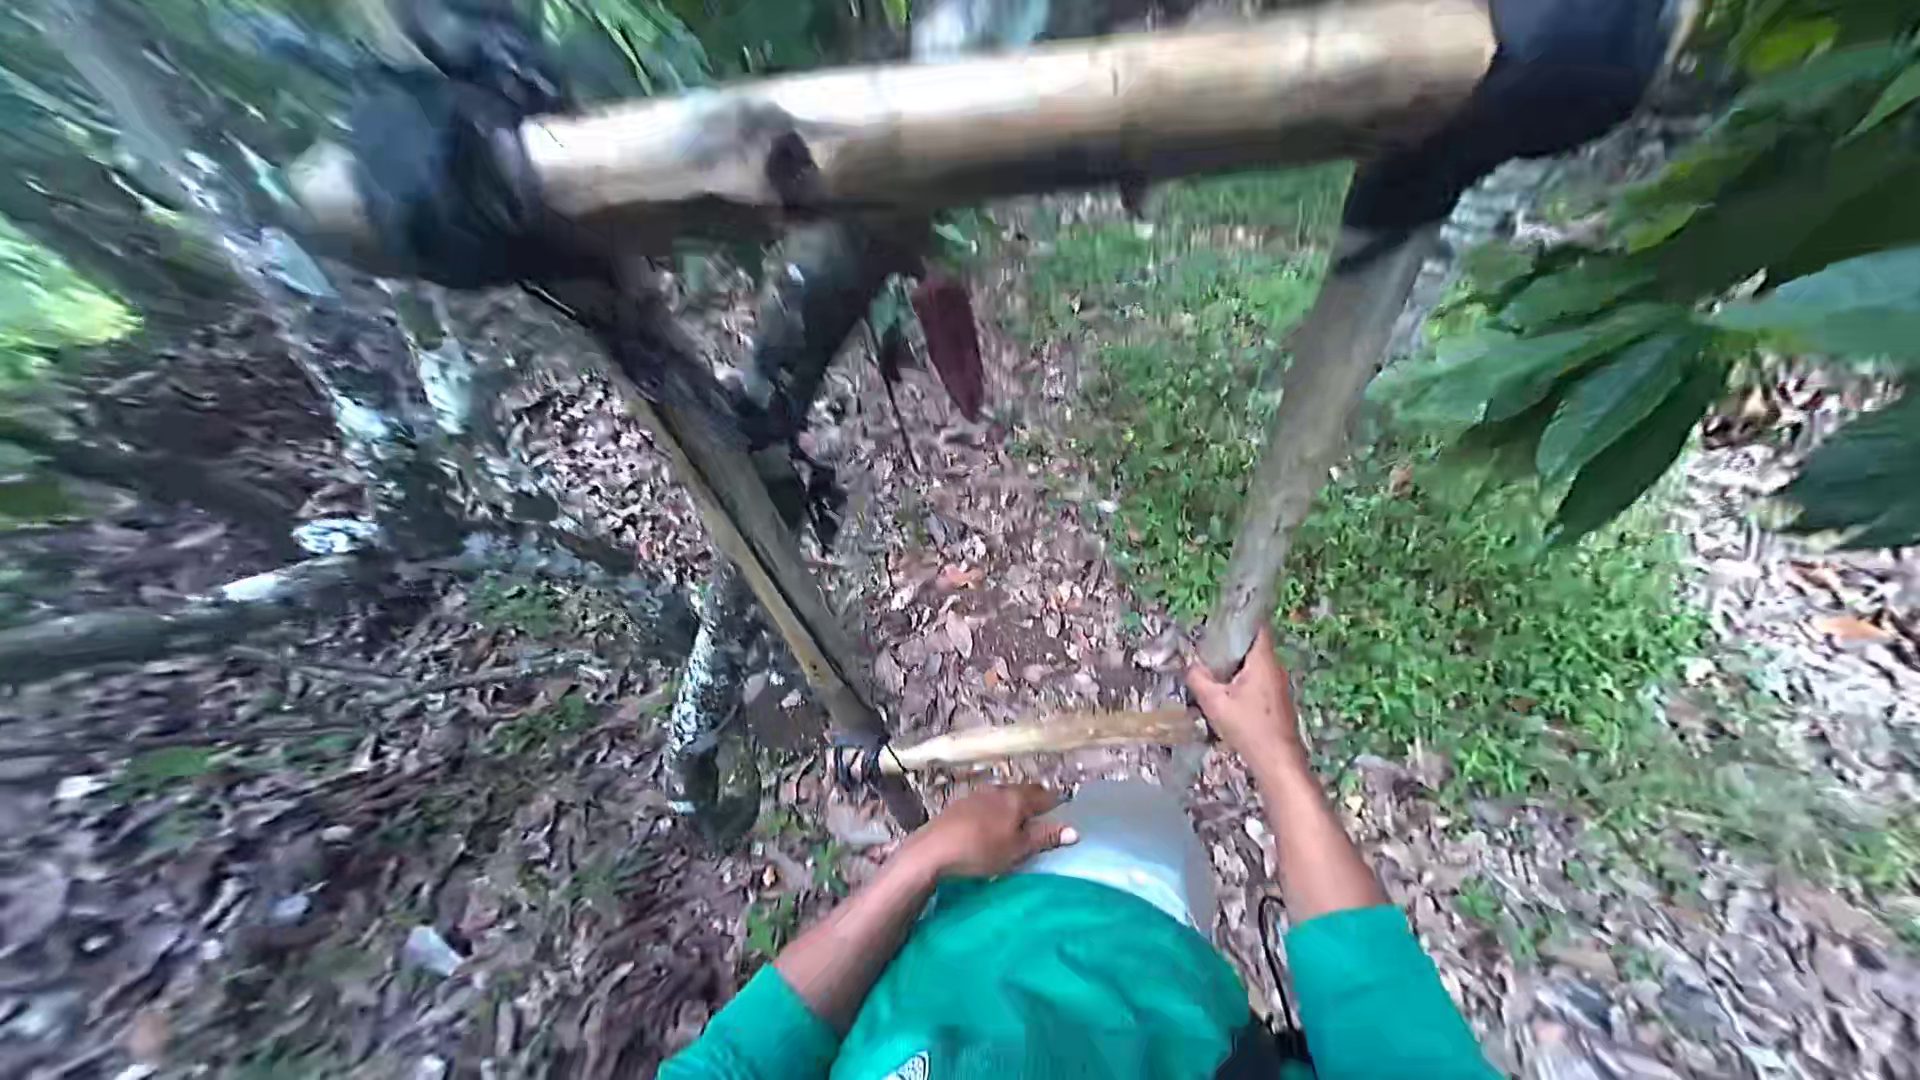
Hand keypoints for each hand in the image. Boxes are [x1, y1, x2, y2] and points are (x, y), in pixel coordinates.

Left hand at [898, 784, 1077, 880]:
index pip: (1045, 796)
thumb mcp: (1017, 848)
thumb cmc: (982, 849)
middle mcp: (1000, 789)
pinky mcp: (963, 803)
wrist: (935, 848)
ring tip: (1021, 822)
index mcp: (1017, 797)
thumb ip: (1044, 837)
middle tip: (1045, 819)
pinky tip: (995, 823)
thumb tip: (1075, 831)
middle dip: (1037, 802)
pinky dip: (999, 809)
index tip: (1064, 815)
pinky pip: (990, 801)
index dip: (1057, 805)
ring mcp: (979, 794)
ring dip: (1017, 805)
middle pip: (1025, 791)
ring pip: (1006, 795)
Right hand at [1185, 625, 1303, 766]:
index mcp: (1262, 661)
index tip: (1217, 618)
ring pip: (1253, 663)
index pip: (1257, 627)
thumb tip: (1191, 665)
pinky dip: (1240, 678)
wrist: (1278, 762)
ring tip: (1210, 669)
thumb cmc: (1248, 727)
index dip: (1239, 618)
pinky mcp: (1276, 699)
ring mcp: (1278, 684)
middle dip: (1229, 644)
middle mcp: (1274, 667)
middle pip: (1252, 644)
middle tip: (1205, 647)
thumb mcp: (1213, 702)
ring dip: (1233, 663)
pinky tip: (1225, 691)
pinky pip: (1256, 677)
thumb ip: (1198, 678)